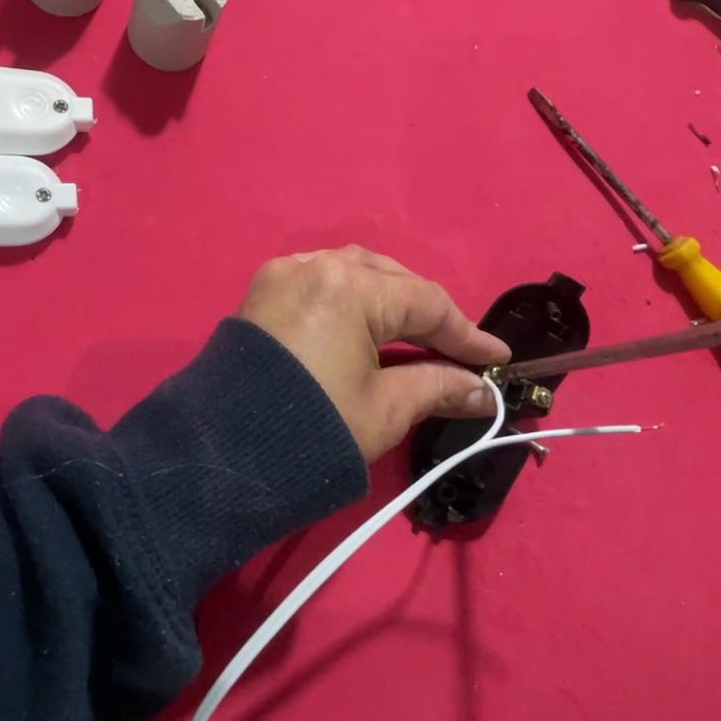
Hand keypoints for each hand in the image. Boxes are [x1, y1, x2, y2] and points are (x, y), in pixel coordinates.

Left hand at [237, 246, 511, 462]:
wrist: (222, 455)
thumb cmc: (313, 428)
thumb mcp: (385, 409)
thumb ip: (438, 387)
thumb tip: (481, 390)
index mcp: (348, 287)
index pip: (425, 302)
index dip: (466, 333)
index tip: (497, 358)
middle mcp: (315, 266)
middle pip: (389, 278)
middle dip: (426, 312)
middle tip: (457, 349)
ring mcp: (283, 275)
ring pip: (353, 273)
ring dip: (388, 299)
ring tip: (416, 335)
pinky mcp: (262, 293)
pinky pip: (320, 282)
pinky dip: (351, 299)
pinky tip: (366, 325)